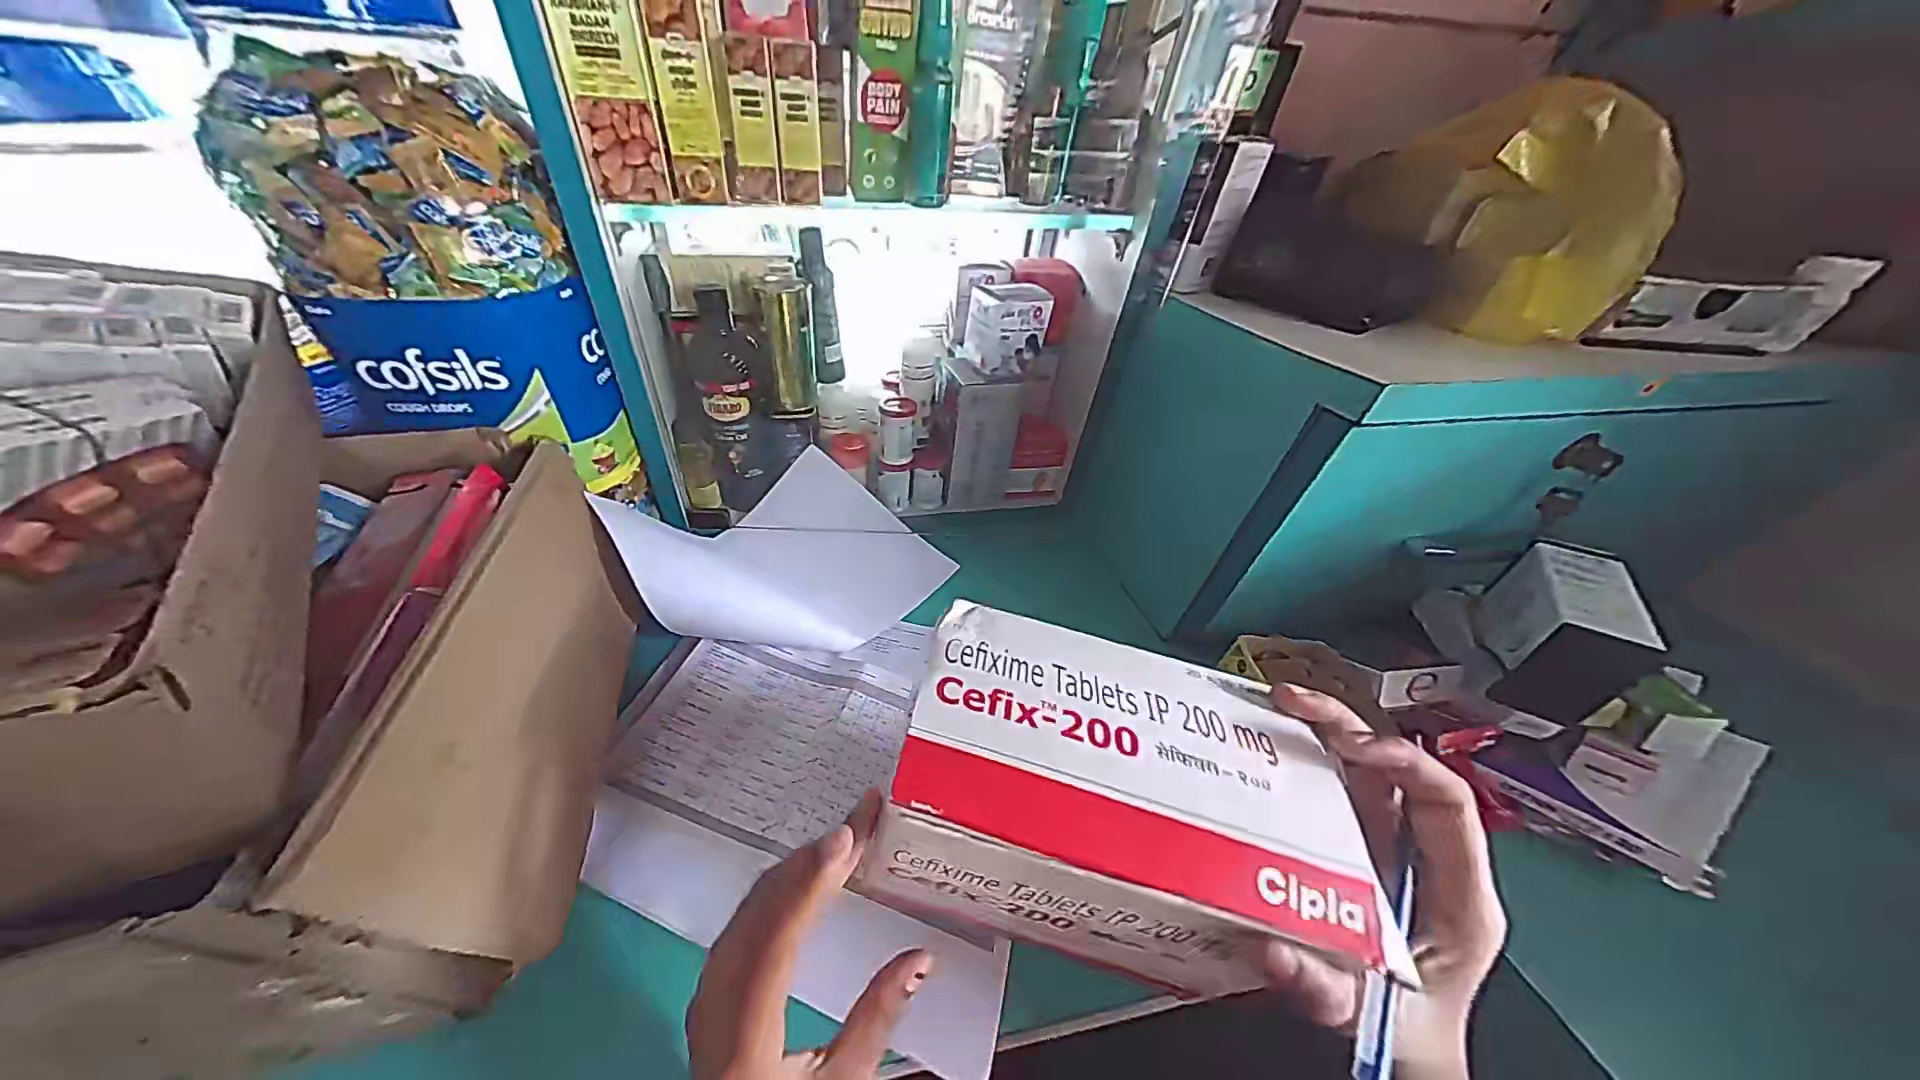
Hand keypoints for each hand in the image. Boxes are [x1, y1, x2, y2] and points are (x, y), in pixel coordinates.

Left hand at [687, 792, 934, 1079]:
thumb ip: (877, 1020)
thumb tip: (919, 960)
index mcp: (744, 1036)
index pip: (778, 939)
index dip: (814, 879)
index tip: (847, 836)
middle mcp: (715, 1004)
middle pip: (765, 906)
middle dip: (816, 856)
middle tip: (861, 822)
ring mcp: (708, 989)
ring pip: (753, 903)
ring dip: (801, 864)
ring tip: (844, 839)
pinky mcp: (713, 982)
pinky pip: (747, 913)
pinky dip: (783, 882)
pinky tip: (807, 871)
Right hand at [1261, 684, 1507, 1079]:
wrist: (1394, 1053)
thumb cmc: (1404, 1035)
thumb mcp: (1374, 1017)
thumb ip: (1328, 991)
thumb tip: (1272, 948)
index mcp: (1456, 891)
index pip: (1448, 803)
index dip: (1407, 764)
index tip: (1354, 747)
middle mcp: (1417, 854)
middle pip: (1392, 771)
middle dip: (1345, 726)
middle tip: (1292, 702)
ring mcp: (1378, 847)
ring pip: (1356, 773)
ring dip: (1318, 732)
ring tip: (1276, 705)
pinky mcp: (1344, 848)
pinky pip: (1325, 793)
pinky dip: (1297, 761)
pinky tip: (1265, 742)